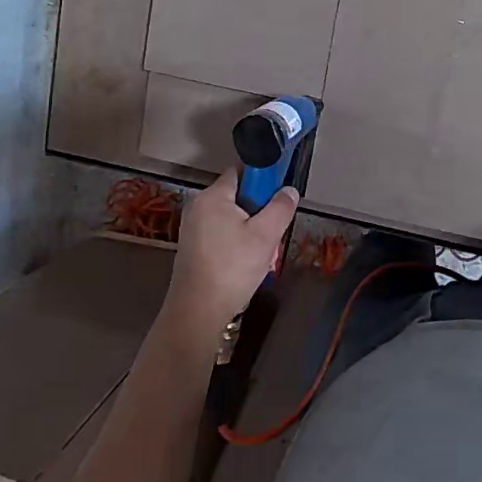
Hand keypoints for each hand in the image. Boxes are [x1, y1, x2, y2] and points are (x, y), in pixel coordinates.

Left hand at [164, 169, 298, 332]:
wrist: (198, 310)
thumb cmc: (232, 268)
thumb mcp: (265, 236)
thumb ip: (280, 208)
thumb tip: (289, 190)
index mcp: (212, 196)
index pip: (240, 171)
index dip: (262, 178)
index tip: (278, 194)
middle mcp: (198, 206)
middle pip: (236, 195)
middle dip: (258, 209)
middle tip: (272, 230)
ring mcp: (192, 228)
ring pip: (230, 217)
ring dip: (249, 229)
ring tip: (261, 251)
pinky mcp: (192, 248)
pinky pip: (220, 233)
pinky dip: (236, 242)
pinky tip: (245, 263)